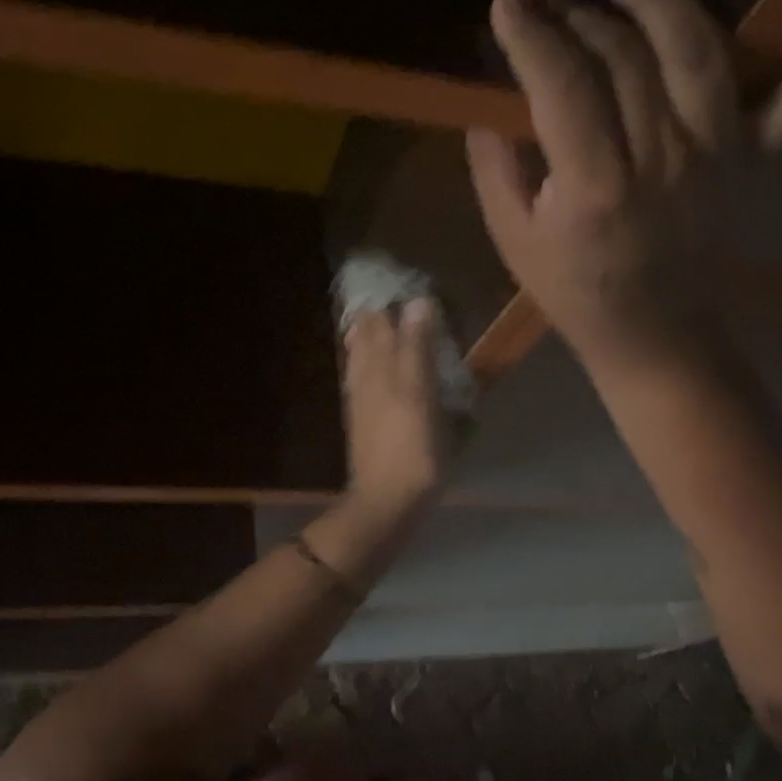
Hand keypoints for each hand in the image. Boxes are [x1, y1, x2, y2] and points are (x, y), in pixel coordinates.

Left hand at [341, 299, 446, 512]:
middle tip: (389, 295)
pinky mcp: (365, 422)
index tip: (400, 280)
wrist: (387, 501)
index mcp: (381, 368)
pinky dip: (369, 363)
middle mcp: (365, 378)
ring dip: (370, 338)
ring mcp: (362, 401)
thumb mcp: (420, 395)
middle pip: (366, 337)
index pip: (380, 322)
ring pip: (361, 359)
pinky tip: (373, 366)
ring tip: (378, 321)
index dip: (388, 300)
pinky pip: (364, 380)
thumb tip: (417, 302)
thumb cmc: (411, 448)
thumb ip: (416, 349)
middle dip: (376, 316)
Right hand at [467, 0, 781, 372]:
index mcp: (593, 185)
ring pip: (694, 50)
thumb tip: (489, 108)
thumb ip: (495, 169)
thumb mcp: (513, 239)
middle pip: (620, 57)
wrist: (657, 336)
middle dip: (575, 14)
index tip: (507, 2)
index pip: (560, 85)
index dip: (531, 37)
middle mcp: (661, 157)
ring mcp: (718, 151)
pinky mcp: (757, 155)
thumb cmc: (576, 292)